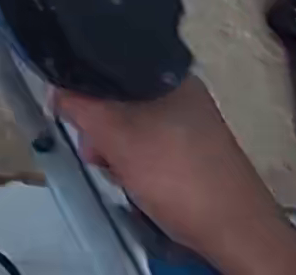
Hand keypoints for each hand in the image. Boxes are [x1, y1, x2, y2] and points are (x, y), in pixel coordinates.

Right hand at [56, 77, 295, 274]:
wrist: (240, 235)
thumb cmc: (176, 174)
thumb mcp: (115, 135)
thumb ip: (80, 105)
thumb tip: (56, 89)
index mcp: (165, 69)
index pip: (108, 61)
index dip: (82, 84)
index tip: (70, 112)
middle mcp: (179, 87)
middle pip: (118, 92)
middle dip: (99, 123)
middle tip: (95, 151)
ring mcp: (190, 118)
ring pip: (133, 119)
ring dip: (115, 143)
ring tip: (116, 171)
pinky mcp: (195, 146)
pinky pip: (150, 138)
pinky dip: (135, 156)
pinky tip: (135, 180)